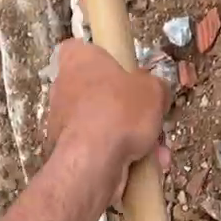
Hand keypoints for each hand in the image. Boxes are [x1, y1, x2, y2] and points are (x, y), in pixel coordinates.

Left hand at [45, 39, 170, 192]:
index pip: (86, 51)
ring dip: (130, 140)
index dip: (109, 64)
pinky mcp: (67, 153)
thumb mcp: (154, 91)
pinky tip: (142, 170)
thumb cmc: (120, 112)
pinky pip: (98, 151)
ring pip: (103, 127)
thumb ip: (156, 88)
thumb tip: (157, 94)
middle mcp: (63, 88)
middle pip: (101, 95)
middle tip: (151, 124)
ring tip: (156, 154)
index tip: (127, 78)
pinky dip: (119, 159)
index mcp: (77, 59)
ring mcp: (62, 123)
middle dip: (129, 113)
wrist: (93, 162)